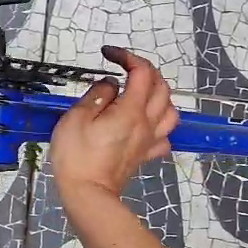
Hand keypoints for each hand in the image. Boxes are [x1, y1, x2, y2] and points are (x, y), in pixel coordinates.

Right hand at [50, 46, 178, 205]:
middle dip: (145, 70)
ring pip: (171, 111)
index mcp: (130, 110)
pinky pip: (164, 135)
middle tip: (123, 67)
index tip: (108, 53)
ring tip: (139, 91)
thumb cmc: (76, 154)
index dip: (127, 56)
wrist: (88, 193)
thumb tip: (111, 84)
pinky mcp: (145, 155)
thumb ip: (97, 96)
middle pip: (162, 88)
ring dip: (159, 94)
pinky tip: (145, 122)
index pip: (141, 73)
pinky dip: (159, 123)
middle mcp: (147, 123)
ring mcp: (149, 141)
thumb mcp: (76, 117)